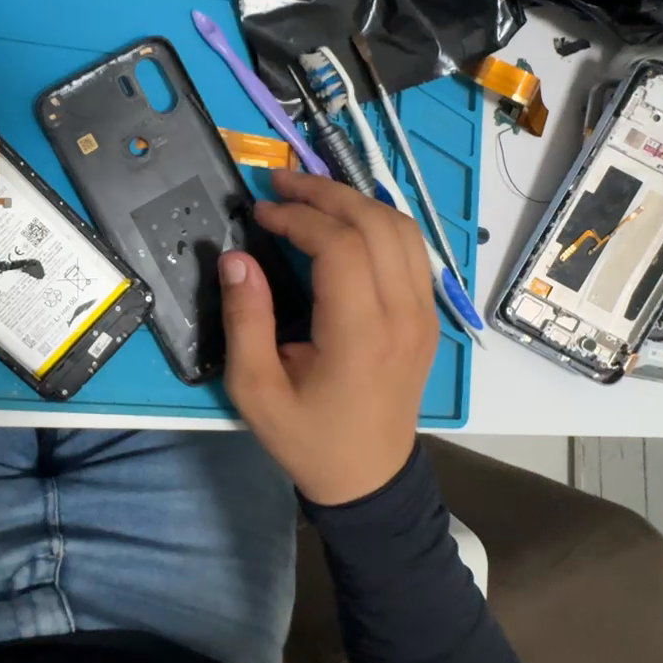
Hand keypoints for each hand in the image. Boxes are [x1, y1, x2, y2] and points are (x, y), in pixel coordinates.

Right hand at [218, 168, 438, 504]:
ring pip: (402, 229)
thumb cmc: (306, 436)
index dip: (298, 217)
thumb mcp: (255, 388)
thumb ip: (245, 318)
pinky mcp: (427, 316)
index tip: (259, 214)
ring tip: (309, 194)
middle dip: (326, 192)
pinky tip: (344, 222)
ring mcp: (423, 314)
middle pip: (376, 223)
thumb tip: (235, 258)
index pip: (340, 245)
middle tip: (280, 183)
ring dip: (355, 201)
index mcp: (360, 333)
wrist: (368, 479)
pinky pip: (411, 249)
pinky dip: (377, 222)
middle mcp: (403, 314)